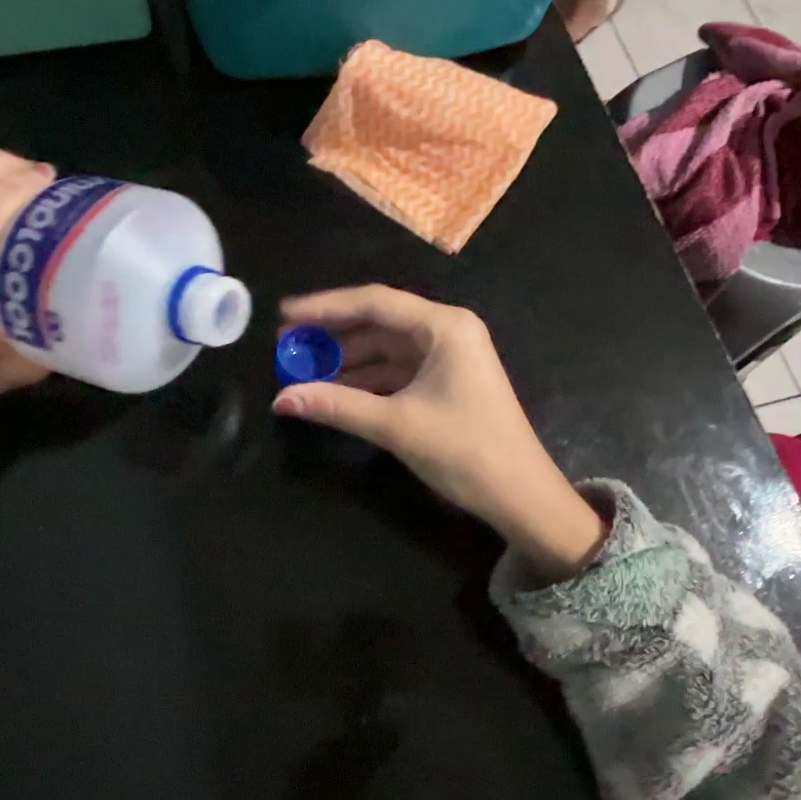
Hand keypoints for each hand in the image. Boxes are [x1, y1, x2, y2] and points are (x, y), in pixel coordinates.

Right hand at [271, 286, 606, 578]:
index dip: (325, 307)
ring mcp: (448, 358)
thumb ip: (336, 405)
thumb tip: (280, 398)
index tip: (284, 315)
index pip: (374, 303)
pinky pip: (397, 372)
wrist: (521, 496)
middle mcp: (447, 332)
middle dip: (332, 335)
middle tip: (286, 345)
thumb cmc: (465, 450)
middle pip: (379, 322)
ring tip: (301, 372)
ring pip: (385, 349)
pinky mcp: (446, 383)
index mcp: (444, 326)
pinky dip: (366, 381)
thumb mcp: (396, 425)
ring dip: (346, 361)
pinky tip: (333, 392)